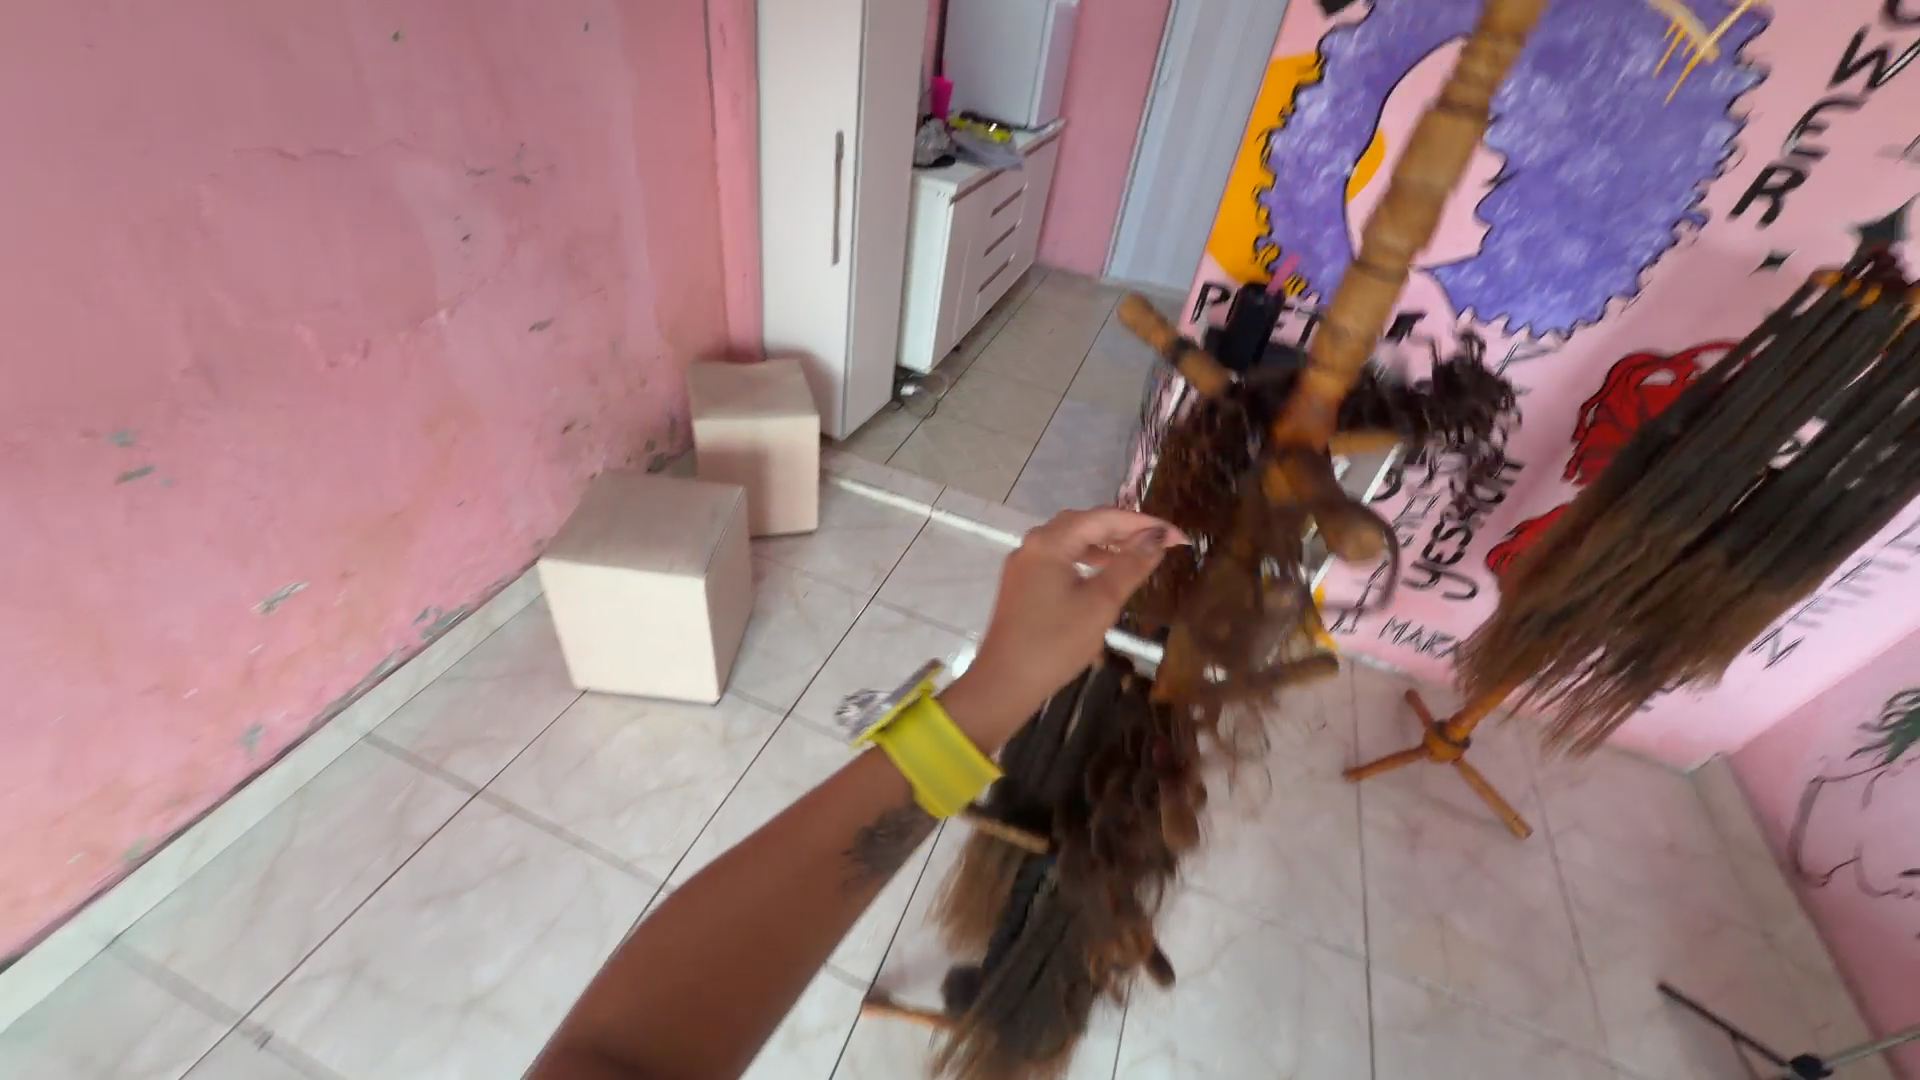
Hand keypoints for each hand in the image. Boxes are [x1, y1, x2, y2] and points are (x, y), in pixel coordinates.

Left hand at [940, 508, 1187, 749]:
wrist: (1005, 682)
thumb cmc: (1056, 643)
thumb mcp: (1100, 603)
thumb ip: (1130, 566)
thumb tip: (1157, 537)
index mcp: (1049, 542)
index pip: (1103, 518)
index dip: (1144, 523)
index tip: (1178, 537)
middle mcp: (1032, 544)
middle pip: (1084, 523)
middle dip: (1124, 529)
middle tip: (1160, 542)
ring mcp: (1023, 563)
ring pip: (1070, 539)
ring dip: (1104, 543)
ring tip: (1136, 555)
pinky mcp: (1022, 582)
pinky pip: (1058, 557)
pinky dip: (1085, 558)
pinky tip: (1102, 572)